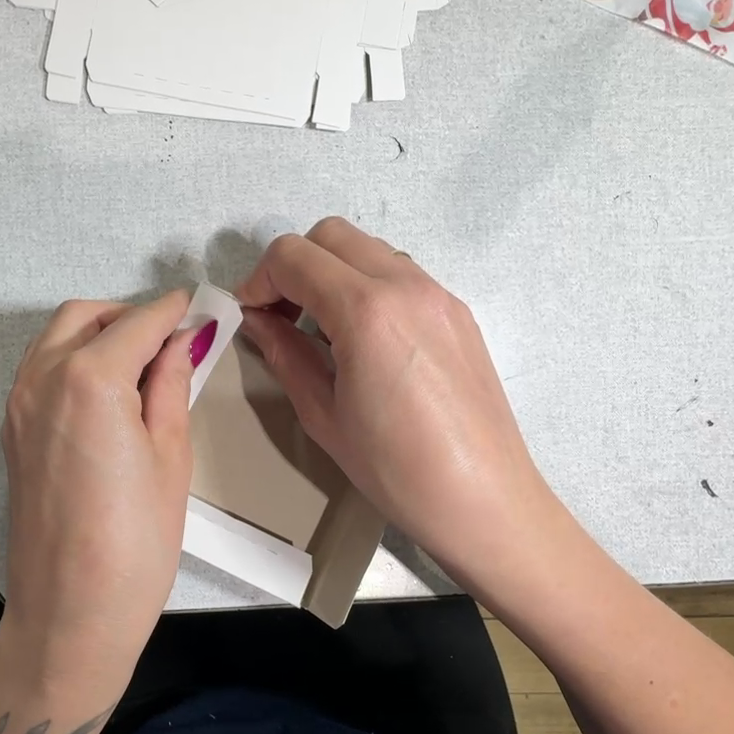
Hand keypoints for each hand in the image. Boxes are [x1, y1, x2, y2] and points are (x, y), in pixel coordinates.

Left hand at [0, 291, 203, 688]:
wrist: (69, 615)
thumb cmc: (136, 544)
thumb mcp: (171, 457)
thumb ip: (172, 386)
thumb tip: (182, 342)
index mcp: (90, 378)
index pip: (138, 323)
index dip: (174, 312)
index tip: (199, 307)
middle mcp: (42, 378)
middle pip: (87, 317)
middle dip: (130, 316)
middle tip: (172, 341)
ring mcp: (19, 404)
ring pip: (57, 339)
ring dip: (98, 335)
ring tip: (142, 366)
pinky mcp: (12, 431)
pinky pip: (41, 370)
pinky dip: (74, 361)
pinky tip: (108, 393)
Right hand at [235, 217, 562, 587]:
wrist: (483, 499)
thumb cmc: (395, 469)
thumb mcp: (323, 415)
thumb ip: (285, 354)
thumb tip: (258, 322)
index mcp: (366, 311)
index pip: (293, 257)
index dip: (259, 280)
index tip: (250, 315)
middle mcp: (406, 285)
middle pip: (331, 234)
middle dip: (293, 264)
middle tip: (280, 314)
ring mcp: (439, 294)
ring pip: (369, 248)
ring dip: (331, 271)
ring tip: (319, 326)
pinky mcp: (458, 311)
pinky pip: (400, 273)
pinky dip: (367, 285)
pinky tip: (362, 338)